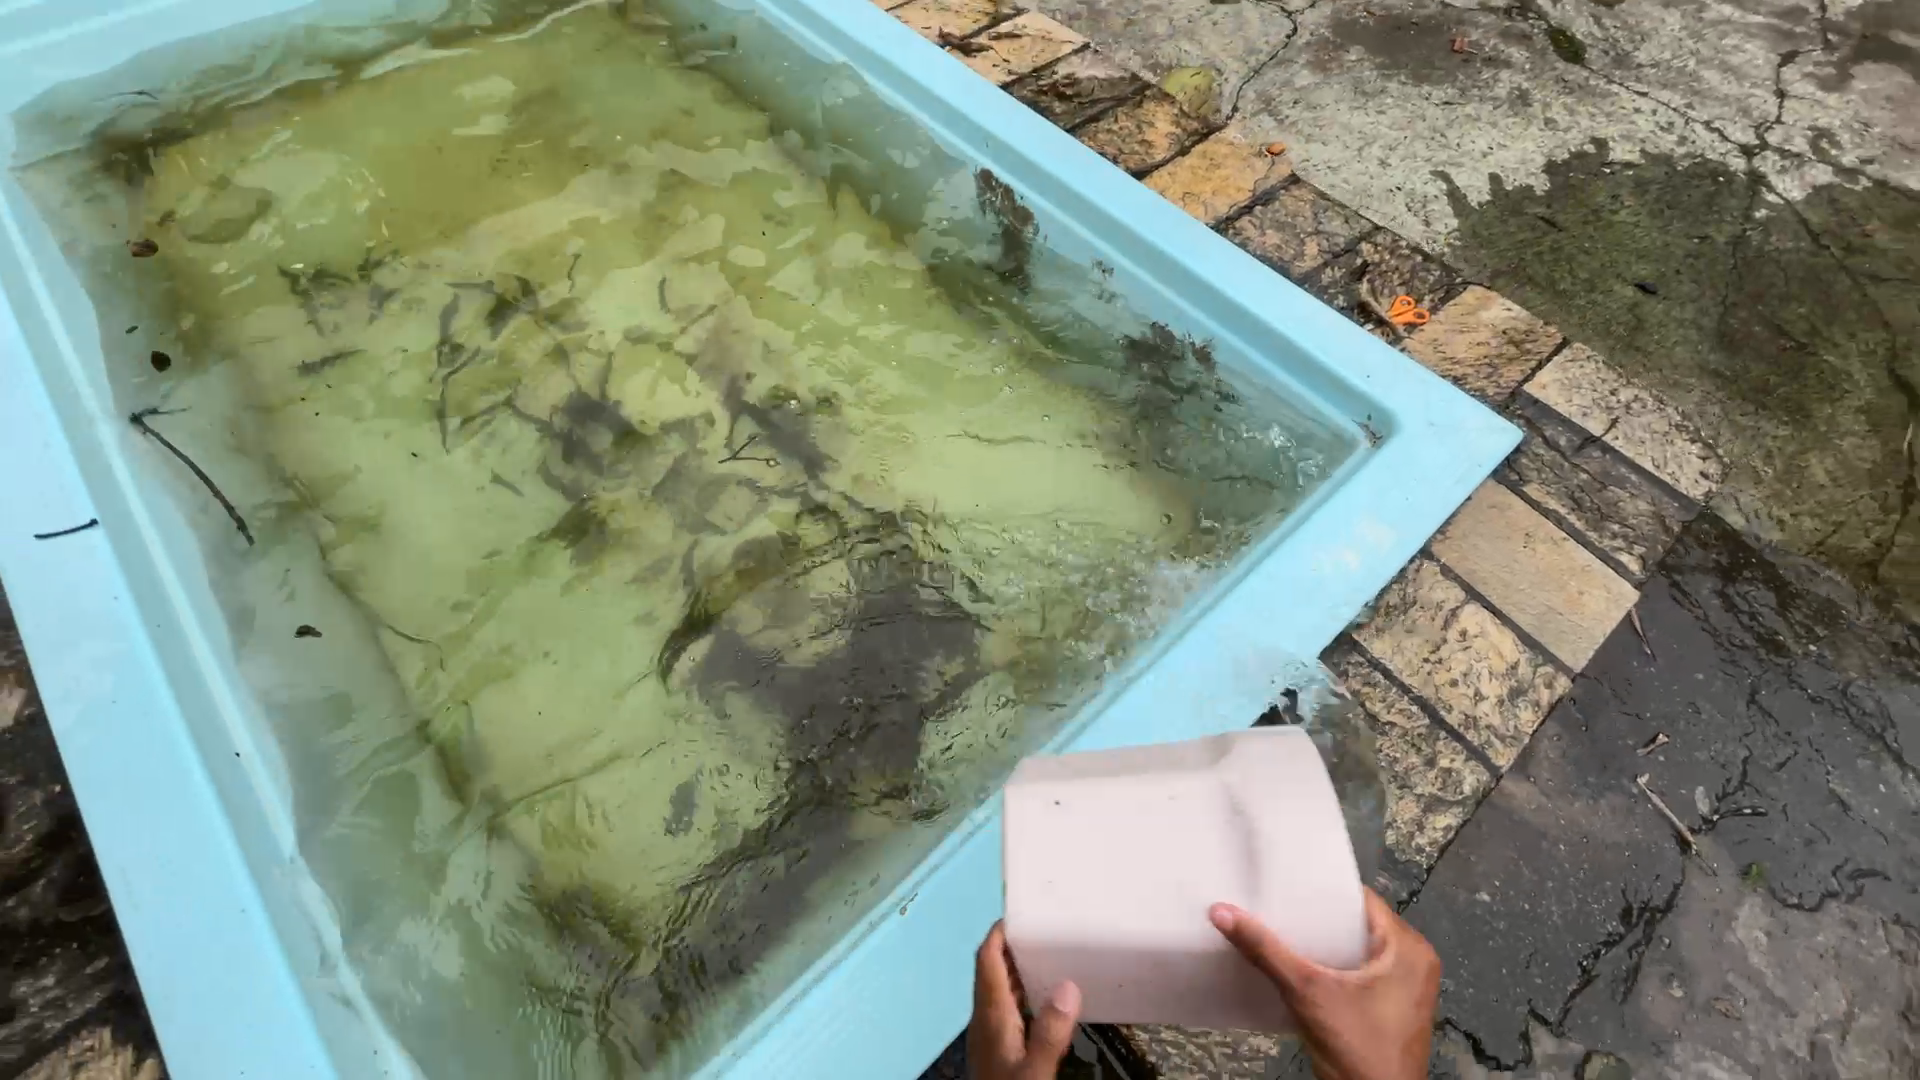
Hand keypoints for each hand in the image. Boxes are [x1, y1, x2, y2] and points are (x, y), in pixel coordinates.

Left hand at [967, 921, 1082, 1079]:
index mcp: (990, 1013)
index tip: (1019, 912)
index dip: (998, 932)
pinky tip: (1045, 1001)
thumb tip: (1069, 985)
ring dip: (1018, 970)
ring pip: (999, 990)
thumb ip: (1050, 1032)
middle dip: (1012, 946)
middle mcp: (985, 1018)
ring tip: (1048, 957)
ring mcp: (988, 1035)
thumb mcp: (1035, 1071)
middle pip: (992, 970)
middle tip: (1042, 930)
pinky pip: (1007, 1008)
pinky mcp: (996, 1049)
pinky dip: (1023, 994)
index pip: (987, 959)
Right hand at [1210, 889, 1439, 1079]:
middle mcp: (1415, 960)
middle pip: (1356, 921)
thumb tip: (1219, 910)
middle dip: (1317, 914)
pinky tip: (1299, 959)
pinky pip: (1360, 966)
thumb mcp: (1306, 992)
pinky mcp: (1395, 1005)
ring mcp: (1407, 985)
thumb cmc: (1355, 1048)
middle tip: (1274, 900)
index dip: (1320, 888)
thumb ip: (1264, 949)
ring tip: (1281, 924)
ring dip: (1323, 939)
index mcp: (1408, 948)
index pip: (1358, 898)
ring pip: (1357, 944)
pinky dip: (1333, 961)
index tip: (1283, 880)